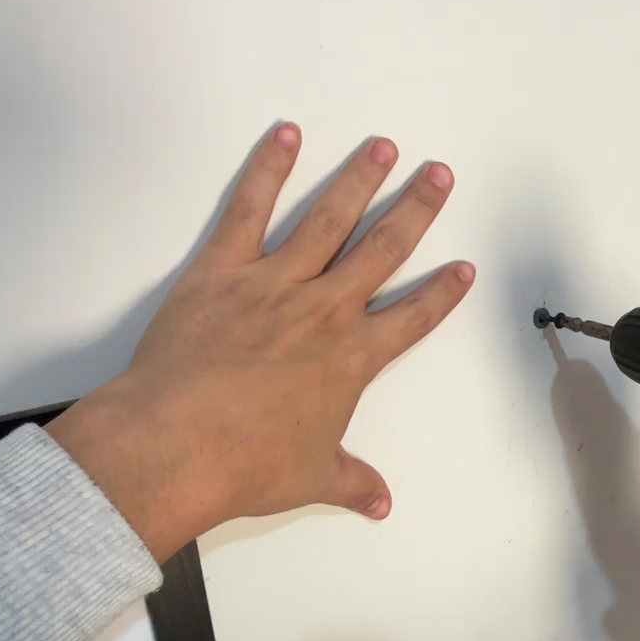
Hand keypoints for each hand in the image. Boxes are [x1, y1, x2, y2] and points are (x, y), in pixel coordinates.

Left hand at [46, 123, 473, 561]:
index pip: (414, 318)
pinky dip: (268, 170)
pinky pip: (248, 209)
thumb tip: (381, 504)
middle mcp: (325, 310)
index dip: (442, 293)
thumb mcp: (311, 477)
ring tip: (383, 147)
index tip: (464, 268)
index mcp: (353, 358)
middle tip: (440, 174)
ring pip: (329, 219)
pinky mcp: (223, 269)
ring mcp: (275, 283)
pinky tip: (286, 136)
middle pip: (384, 249)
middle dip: (417, 210)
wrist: (176, 446)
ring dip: (360, 179)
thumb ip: (352, 482)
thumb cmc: (247, 464)